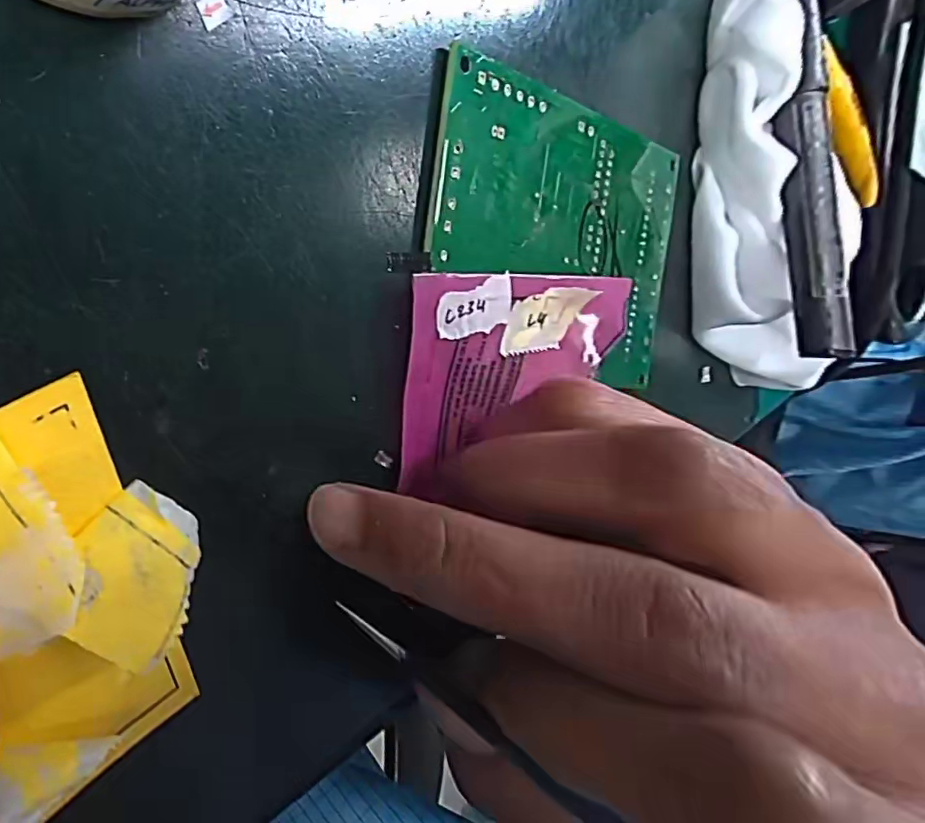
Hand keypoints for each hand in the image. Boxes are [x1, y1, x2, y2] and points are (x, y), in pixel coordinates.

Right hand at [307, 379, 924, 821]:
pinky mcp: (762, 486)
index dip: (549, 709)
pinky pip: (641, 419)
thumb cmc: (678, 783)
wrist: (805, 727)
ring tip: (442, 490)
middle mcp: (855, 684)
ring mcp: (817, 564)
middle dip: (466, 556)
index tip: (421, 655)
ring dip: (507, 473)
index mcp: (841, 812)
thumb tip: (440, 676)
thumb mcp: (594, 813)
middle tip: (347, 520)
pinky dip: (540, 424)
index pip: (729, 770)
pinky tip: (499, 459)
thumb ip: (519, 766)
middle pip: (664, 613)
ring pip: (665, 478)